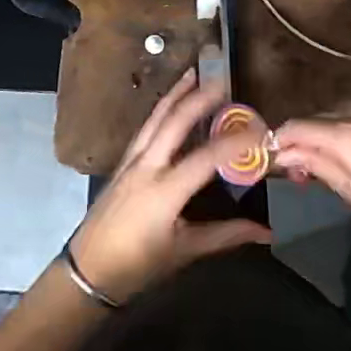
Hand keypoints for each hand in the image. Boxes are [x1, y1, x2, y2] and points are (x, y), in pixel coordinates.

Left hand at [68, 71, 271, 304]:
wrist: (85, 275)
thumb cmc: (136, 267)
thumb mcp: (184, 251)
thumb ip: (226, 235)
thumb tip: (265, 232)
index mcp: (164, 190)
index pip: (207, 157)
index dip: (236, 142)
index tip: (260, 132)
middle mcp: (146, 167)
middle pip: (174, 123)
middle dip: (199, 99)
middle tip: (224, 82)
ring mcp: (130, 162)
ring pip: (155, 119)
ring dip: (176, 95)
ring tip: (193, 74)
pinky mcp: (122, 164)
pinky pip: (145, 128)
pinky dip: (160, 110)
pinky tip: (169, 103)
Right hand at [272, 104, 350, 247]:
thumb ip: (319, 168)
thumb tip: (287, 155)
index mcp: (344, 131)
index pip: (296, 126)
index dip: (276, 142)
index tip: (266, 164)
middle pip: (312, 120)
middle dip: (296, 143)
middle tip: (293, 178)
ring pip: (330, 120)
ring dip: (316, 141)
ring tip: (315, 174)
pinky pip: (348, 122)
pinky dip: (335, 138)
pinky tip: (340, 163)